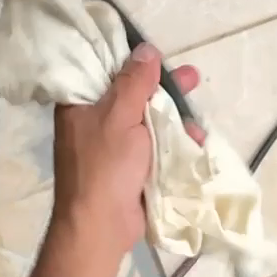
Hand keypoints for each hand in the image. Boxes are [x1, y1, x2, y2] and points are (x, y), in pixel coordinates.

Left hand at [52, 44, 202, 250]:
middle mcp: (93, 123)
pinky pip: (153, 149)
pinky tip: (193, 144)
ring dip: (173, 121)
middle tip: (193, 80)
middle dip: (164, 91)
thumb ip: (134, 82)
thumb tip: (146, 50)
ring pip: (146, 124)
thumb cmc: (105, 167)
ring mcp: (112, 149)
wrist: (101, 226)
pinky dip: (172, 145)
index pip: (105, 71)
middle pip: (132, 96)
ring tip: (196, 124)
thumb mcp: (119, 116)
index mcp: (80, 106)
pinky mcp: (128, 170)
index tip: (160, 55)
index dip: (134, 61)